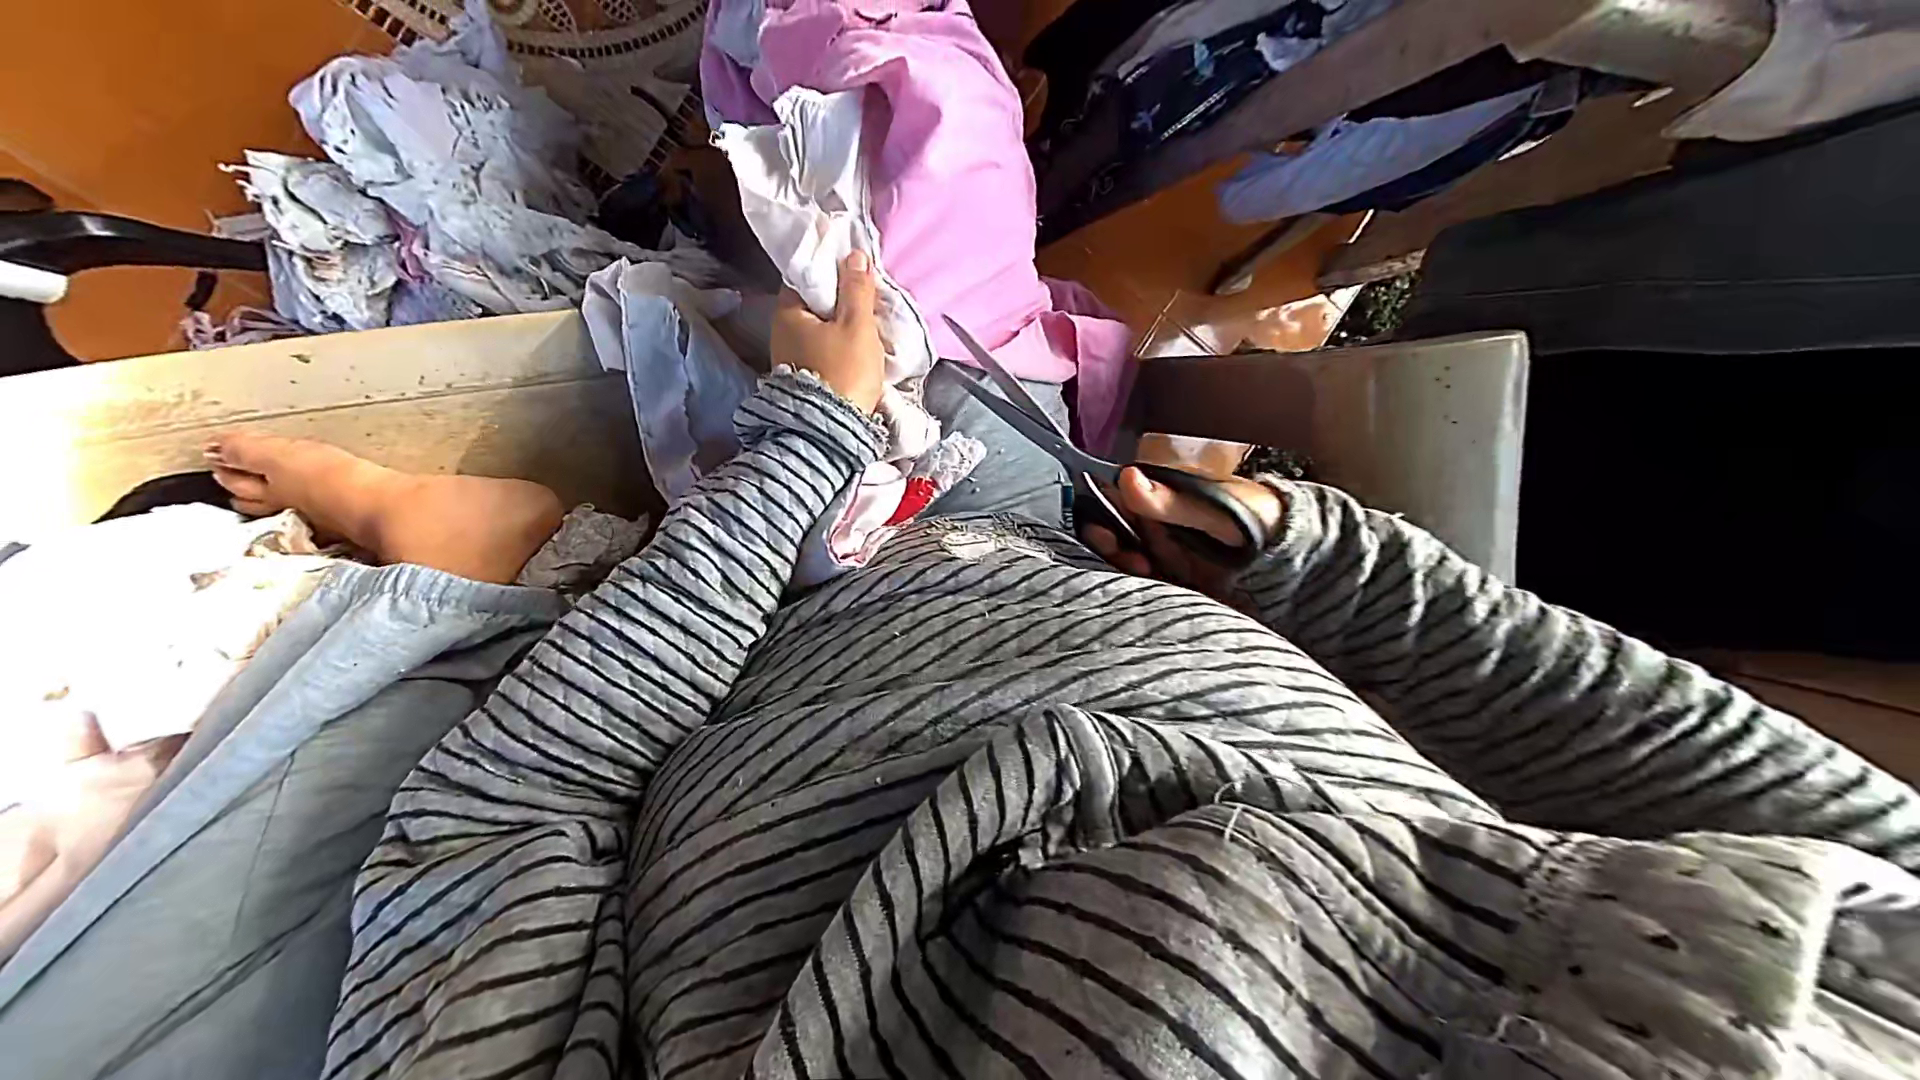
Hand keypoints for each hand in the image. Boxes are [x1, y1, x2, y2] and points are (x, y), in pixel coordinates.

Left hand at [770, 250, 885, 412]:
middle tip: (866, 299)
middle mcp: (781, 332)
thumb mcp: (857, 326)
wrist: (833, 430)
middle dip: (838, 299)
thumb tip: (854, 256)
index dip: (831, 270)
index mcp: (787, 313)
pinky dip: (836, 345)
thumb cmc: (845, 372)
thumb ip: (856, 289)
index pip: (806, 276)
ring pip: (818, 329)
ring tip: (865, 324)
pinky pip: (820, 350)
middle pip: (812, 304)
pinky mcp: (803, 379)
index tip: (855, 273)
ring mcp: (789, 358)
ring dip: (839, 325)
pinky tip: (855, 349)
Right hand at [1083, 466, 1282, 599]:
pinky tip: (1148, 584)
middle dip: (1108, 543)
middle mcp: (1156, 525)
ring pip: (1123, 558)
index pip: (1114, 500)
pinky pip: (1143, 582)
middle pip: (1113, 532)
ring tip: (1143, 568)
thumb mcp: (1212, 509)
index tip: (1104, 529)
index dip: (1099, 512)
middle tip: (1124, 554)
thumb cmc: (1258, 519)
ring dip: (1122, 565)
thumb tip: (1126, 477)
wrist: (1300, 556)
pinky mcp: (1174, 580)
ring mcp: (1163, 553)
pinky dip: (1137, 585)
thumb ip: (1170, 501)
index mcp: (1161, 499)